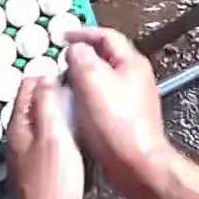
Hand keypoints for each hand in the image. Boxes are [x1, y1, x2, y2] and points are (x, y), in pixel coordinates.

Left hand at [7, 75, 84, 198]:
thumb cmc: (52, 186)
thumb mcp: (53, 136)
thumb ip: (48, 104)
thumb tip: (46, 76)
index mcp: (20, 126)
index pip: (27, 87)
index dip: (46, 73)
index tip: (67, 67)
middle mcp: (20, 139)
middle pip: (35, 104)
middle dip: (53, 90)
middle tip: (77, 82)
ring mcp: (30, 156)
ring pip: (45, 122)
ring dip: (60, 111)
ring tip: (81, 103)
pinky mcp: (43, 171)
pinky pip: (53, 141)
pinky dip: (64, 131)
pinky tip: (79, 134)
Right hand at [62, 28, 173, 189]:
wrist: (136, 164)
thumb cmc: (119, 126)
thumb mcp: (92, 80)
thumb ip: (81, 57)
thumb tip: (75, 50)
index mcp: (132, 63)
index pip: (106, 36)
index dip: (82, 33)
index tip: (63, 38)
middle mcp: (136, 79)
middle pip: (105, 58)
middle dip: (80, 58)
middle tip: (61, 62)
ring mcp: (132, 100)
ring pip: (102, 80)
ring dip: (82, 80)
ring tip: (64, 86)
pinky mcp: (126, 119)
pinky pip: (103, 101)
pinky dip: (87, 100)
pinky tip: (75, 111)